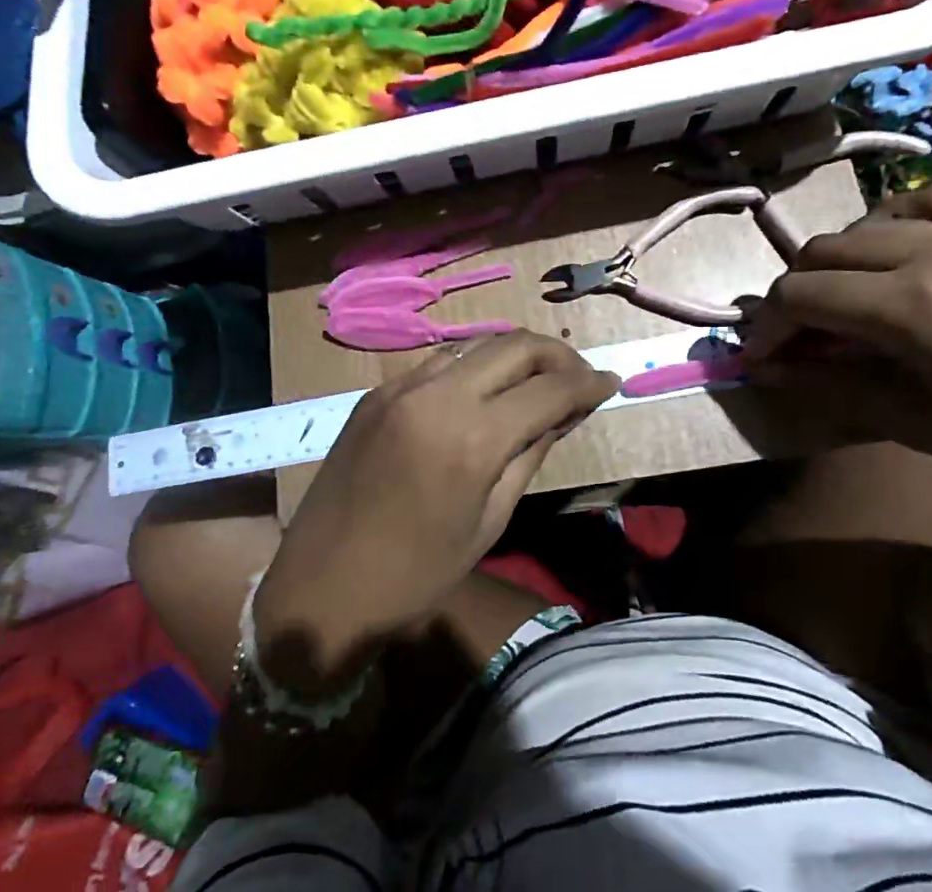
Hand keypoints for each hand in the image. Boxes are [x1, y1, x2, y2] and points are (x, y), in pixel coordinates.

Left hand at [253, 331, 618, 683]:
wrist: (321, 587)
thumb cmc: (417, 574)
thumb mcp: (491, 520)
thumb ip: (531, 454)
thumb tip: (564, 413)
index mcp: (472, 438)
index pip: (550, 389)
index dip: (589, 383)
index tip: (611, 383)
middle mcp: (437, 396)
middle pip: (515, 345)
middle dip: (558, 355)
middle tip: (580, 377)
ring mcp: (400, 388)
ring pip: (477, 343)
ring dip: (517, 354)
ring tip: (539, 380)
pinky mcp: (377, 393)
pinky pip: (440, 362)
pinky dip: (475, 366)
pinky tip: (487, 390)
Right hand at [743, 188, 931, 548]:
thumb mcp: (917, 423)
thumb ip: (833, 386)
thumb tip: (769, 369)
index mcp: (912, 306)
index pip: (803, 295)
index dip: (769, 326)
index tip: (761, 357)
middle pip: (827, 251)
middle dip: (797, 294)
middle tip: (799, 340)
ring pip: (873, 222)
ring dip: (841, 259)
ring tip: (845, 301)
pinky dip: (898, 222)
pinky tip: (900, 254)